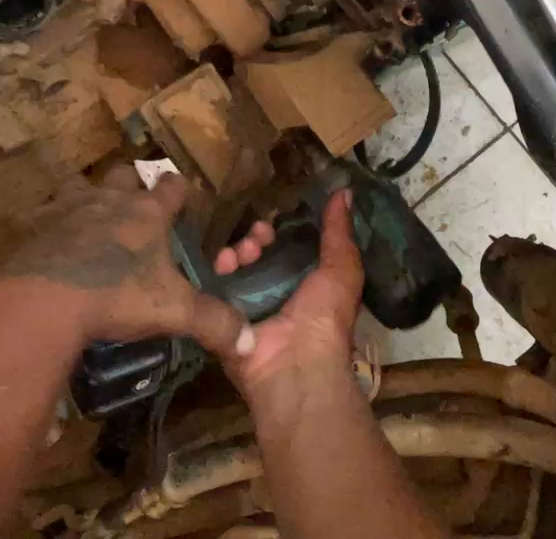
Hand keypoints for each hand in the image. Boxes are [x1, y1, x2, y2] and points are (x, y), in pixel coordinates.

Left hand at [0, 165, 253, 358]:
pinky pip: (45, 217)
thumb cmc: (117, 295)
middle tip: (135, 210)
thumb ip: (213, 322)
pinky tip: (52, 246)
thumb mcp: (174, 311)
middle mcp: (111, 200)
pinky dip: (51, 226)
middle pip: (125, 174)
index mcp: (148, 213)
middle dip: (131, 185)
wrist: (45, 300)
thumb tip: (250, 341)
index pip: (172, 185)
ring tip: (92, 223)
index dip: (180, 191)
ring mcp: (71, 209)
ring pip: (82, 187)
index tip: (183, 202)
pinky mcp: (38, 227)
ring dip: (89, 198)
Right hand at [215, 189, 362, 401]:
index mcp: (302, 283)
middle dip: (255, 237)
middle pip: (255, 252)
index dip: (280, 228)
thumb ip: (339, 231)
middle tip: (260, 236)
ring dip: (237, 250)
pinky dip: (215, 269)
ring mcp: (243, 306)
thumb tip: (345, 190)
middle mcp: (272, 292)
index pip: (283, 245)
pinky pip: (209, 286)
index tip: (278, 217)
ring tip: (244, 253)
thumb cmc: (325, 316)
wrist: (296, 365)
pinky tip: (223, 263)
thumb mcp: (342, 268)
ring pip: (232, 265)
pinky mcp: (219, 316)